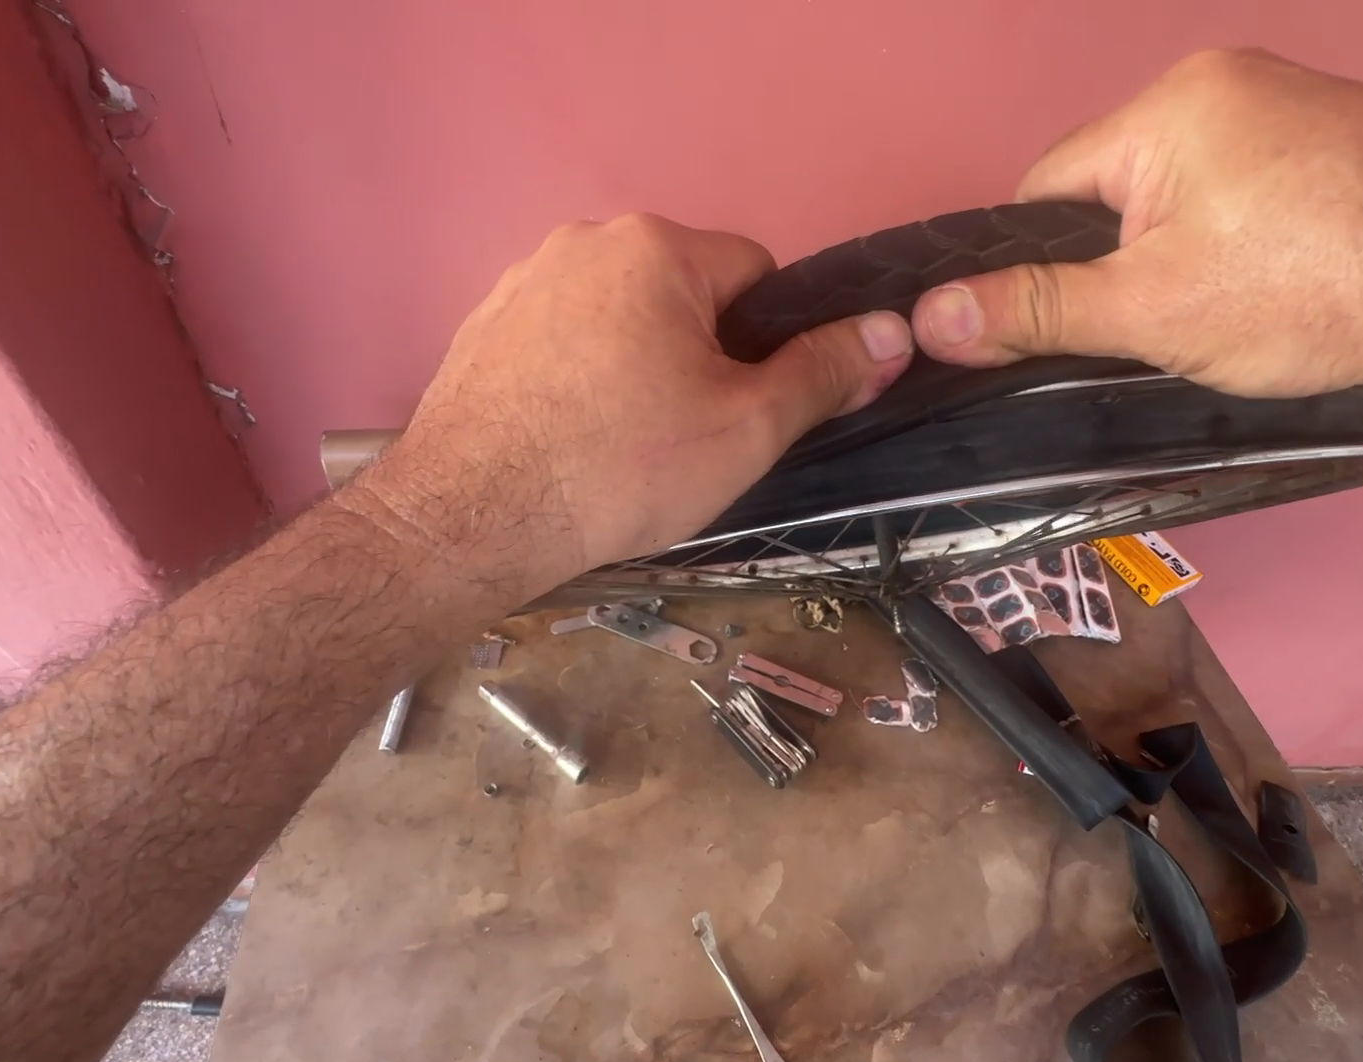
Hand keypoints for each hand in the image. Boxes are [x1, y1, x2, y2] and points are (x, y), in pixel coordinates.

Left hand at [352, 213, 912, 597]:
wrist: (471, 520)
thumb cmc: (623, 467)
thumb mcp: (747, 426)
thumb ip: (825, 372)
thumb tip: (891, 332)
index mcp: (657, 248)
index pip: (756, 274)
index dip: (770, 342)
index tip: (748, 403)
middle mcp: (584, 242)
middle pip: (686, 295)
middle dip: (704, 356)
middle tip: (689, 433)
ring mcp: (523, 282)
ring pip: (624, 320)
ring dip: (644, 367)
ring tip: (626, 444)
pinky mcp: (485, 328)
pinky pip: (567, 342)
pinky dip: (586, 379)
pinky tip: (574, 438)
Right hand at [909, 49, 1362, 404]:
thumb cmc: (1311, 285)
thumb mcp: (1147, 308)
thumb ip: (1032, 310)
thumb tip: (930, 318)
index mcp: (1166, 108)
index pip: (1042, 190)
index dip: (1026, 266)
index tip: (1040, 326)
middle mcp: (1220, 89)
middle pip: (1100, 198)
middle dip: (1097, 268)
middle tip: (1124, 330)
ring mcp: (1278, 114)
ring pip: (1160, 207)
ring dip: (1152, 264)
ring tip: (1187, 318)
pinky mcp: (1321, 150)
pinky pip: (1219, 203)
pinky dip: (1207, 252)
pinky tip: (1239, 294)